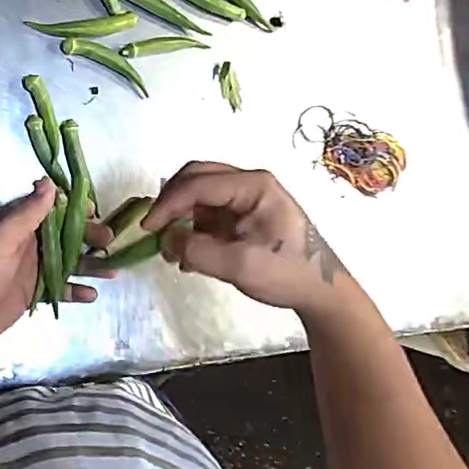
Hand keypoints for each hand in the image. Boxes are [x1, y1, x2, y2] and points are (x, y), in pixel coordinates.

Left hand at [0, 179, 108, 349]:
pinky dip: (77, 291)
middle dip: (89, 235)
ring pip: (69, 262)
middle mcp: (29, 242)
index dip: (75, 208)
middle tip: (109, 240)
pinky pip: (61, 288)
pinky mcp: (34, 292)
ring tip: (112, 271)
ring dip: (90, 264)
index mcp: (19, 224)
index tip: (96, 210)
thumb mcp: (0, 238)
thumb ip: (26, 212)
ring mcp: (33, 268)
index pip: (53, 208)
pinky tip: (92, 295)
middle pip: (67, 234)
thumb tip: (49, 183)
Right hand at [140, 162, 353, 314]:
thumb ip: (199, 251)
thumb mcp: (241, 266)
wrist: (319, 290)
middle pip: (197, 178)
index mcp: (254, 186)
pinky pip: (207, 211)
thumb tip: (167, 239)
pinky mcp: (242, 214)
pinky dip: (191, 226)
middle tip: (153, 228)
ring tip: (170, 248)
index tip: (148, 228)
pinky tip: (186, 253)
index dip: (168, 204)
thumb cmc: (287, 274)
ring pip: (199, 194)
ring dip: (180, 215)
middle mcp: (249, 183)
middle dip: (171, 201)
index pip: (199, 184)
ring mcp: (246, 198)